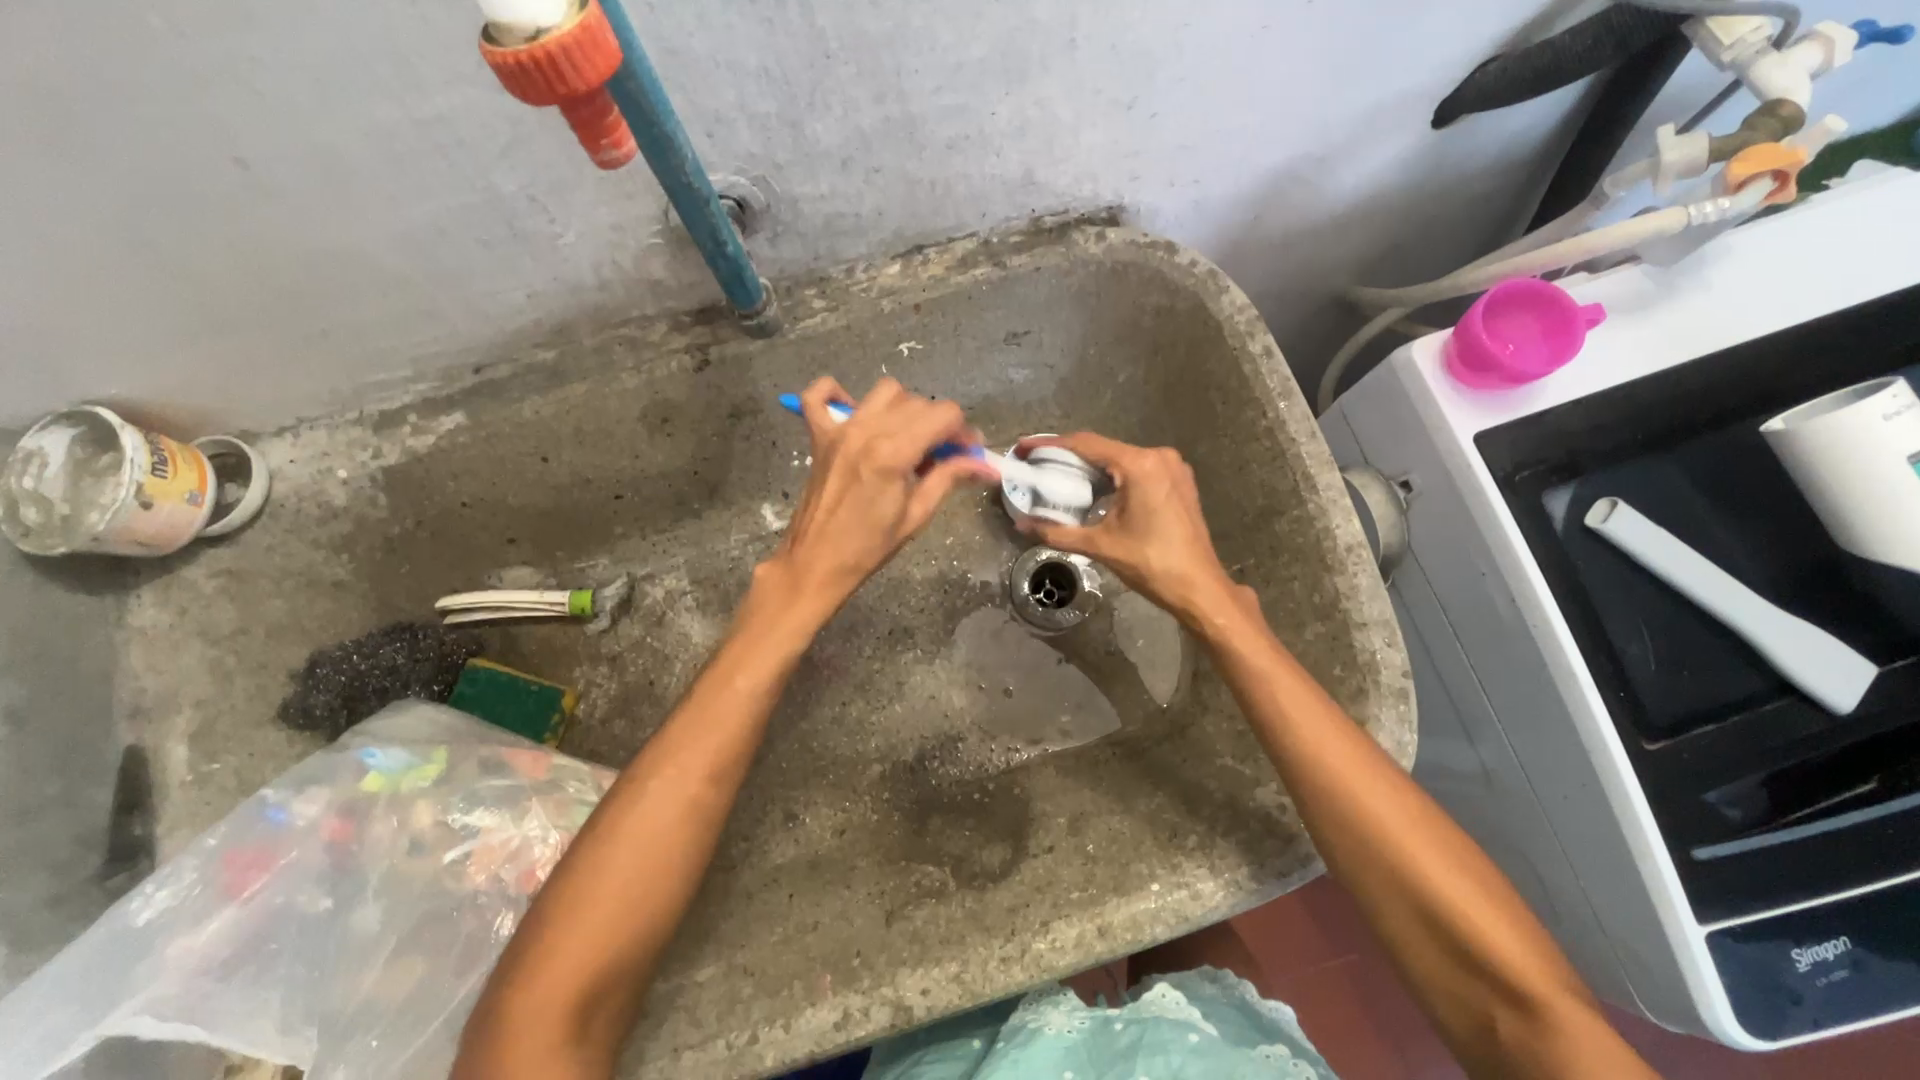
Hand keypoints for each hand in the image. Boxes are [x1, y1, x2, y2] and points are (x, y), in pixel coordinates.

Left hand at [761, 377, 997, 613]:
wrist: (817, 561)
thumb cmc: (870, 546)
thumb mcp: (917, 514)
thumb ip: (950, 478)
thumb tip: (986, 466)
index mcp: (893, 454)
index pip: (944, 415)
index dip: (963, 432)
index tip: (968, 453)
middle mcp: (866, 431)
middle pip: (919, 403)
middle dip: (940, 424)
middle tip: (944, 456)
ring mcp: (840, 429)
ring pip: (885, 392)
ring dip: (904, 409)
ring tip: (908, 438)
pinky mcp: (819, 435)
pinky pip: (819, 393)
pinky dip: (837, 392)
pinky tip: (856, 412)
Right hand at [1014, 433, 1245, 625]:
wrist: (1199, 587)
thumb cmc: (1151, 564)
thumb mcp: (1100, 546)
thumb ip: (1056, 532)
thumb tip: (1021, 525)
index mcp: (1140, 465)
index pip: (1086, 444)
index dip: (1051, 444)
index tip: (1025, 447)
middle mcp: (1159, 456)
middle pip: (1104, 449)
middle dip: (1070, 458)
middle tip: (1039, 466)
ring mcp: (1173, 467)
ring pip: (1121, 460)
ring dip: (1092, 469)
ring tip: (1061, 480)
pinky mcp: (1179, 481)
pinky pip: (1138, 470)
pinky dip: (1115, 478)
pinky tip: (1096, 492)